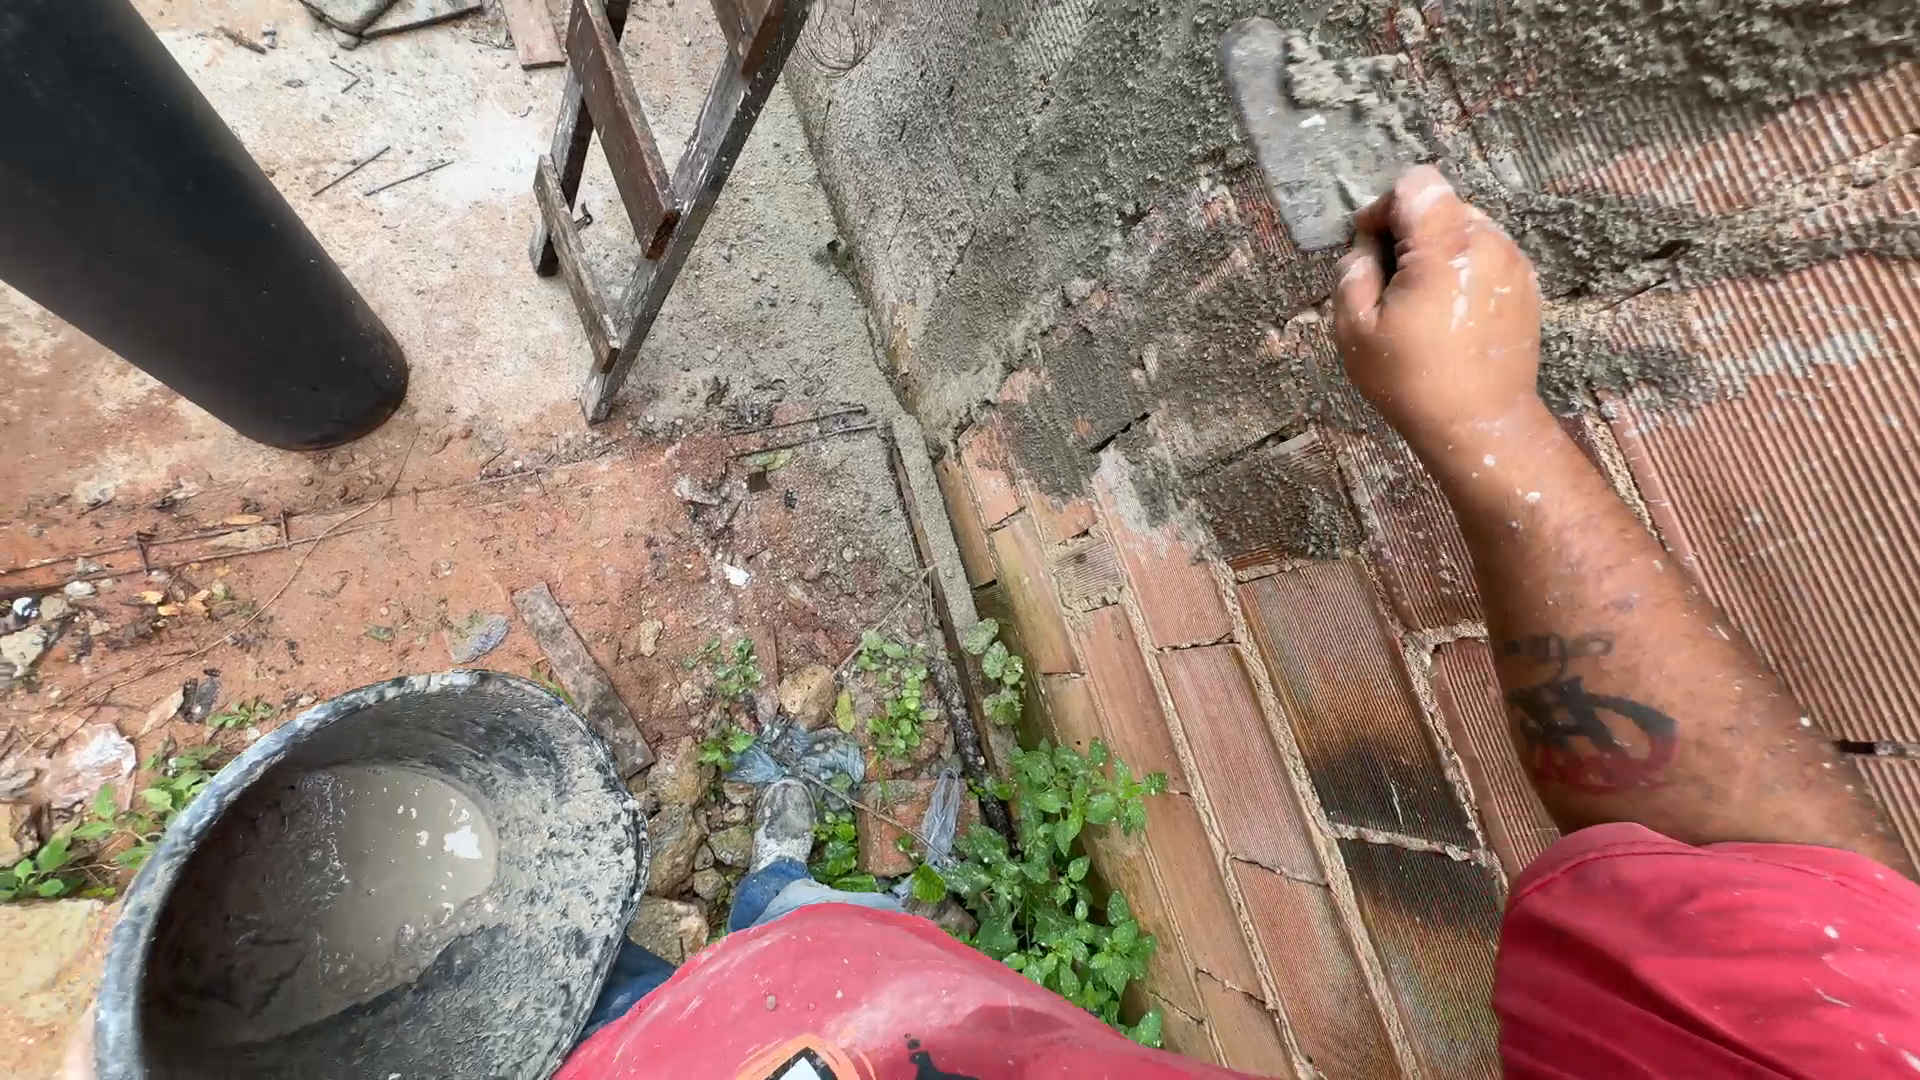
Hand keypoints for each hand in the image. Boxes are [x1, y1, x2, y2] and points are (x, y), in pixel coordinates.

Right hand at [1332, 166, 1544, 461]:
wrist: (1477, 420)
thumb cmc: (1408, 378)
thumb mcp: (1355, 330)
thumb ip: (1352, 275)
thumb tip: (1363, 250)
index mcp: (1445, 246)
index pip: (1416, 185)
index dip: (1381, 208)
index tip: (1365, 248)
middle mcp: (1489, 240)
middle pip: (1441, 205)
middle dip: (1405, 234)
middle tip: (1383, 284)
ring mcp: (1513, 261)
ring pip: (1463, 230)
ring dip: (1431, 253)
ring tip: (1413, 304)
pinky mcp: (1525, 284)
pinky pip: (1482, 256)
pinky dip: (1456, 271)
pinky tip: (1442, 315)